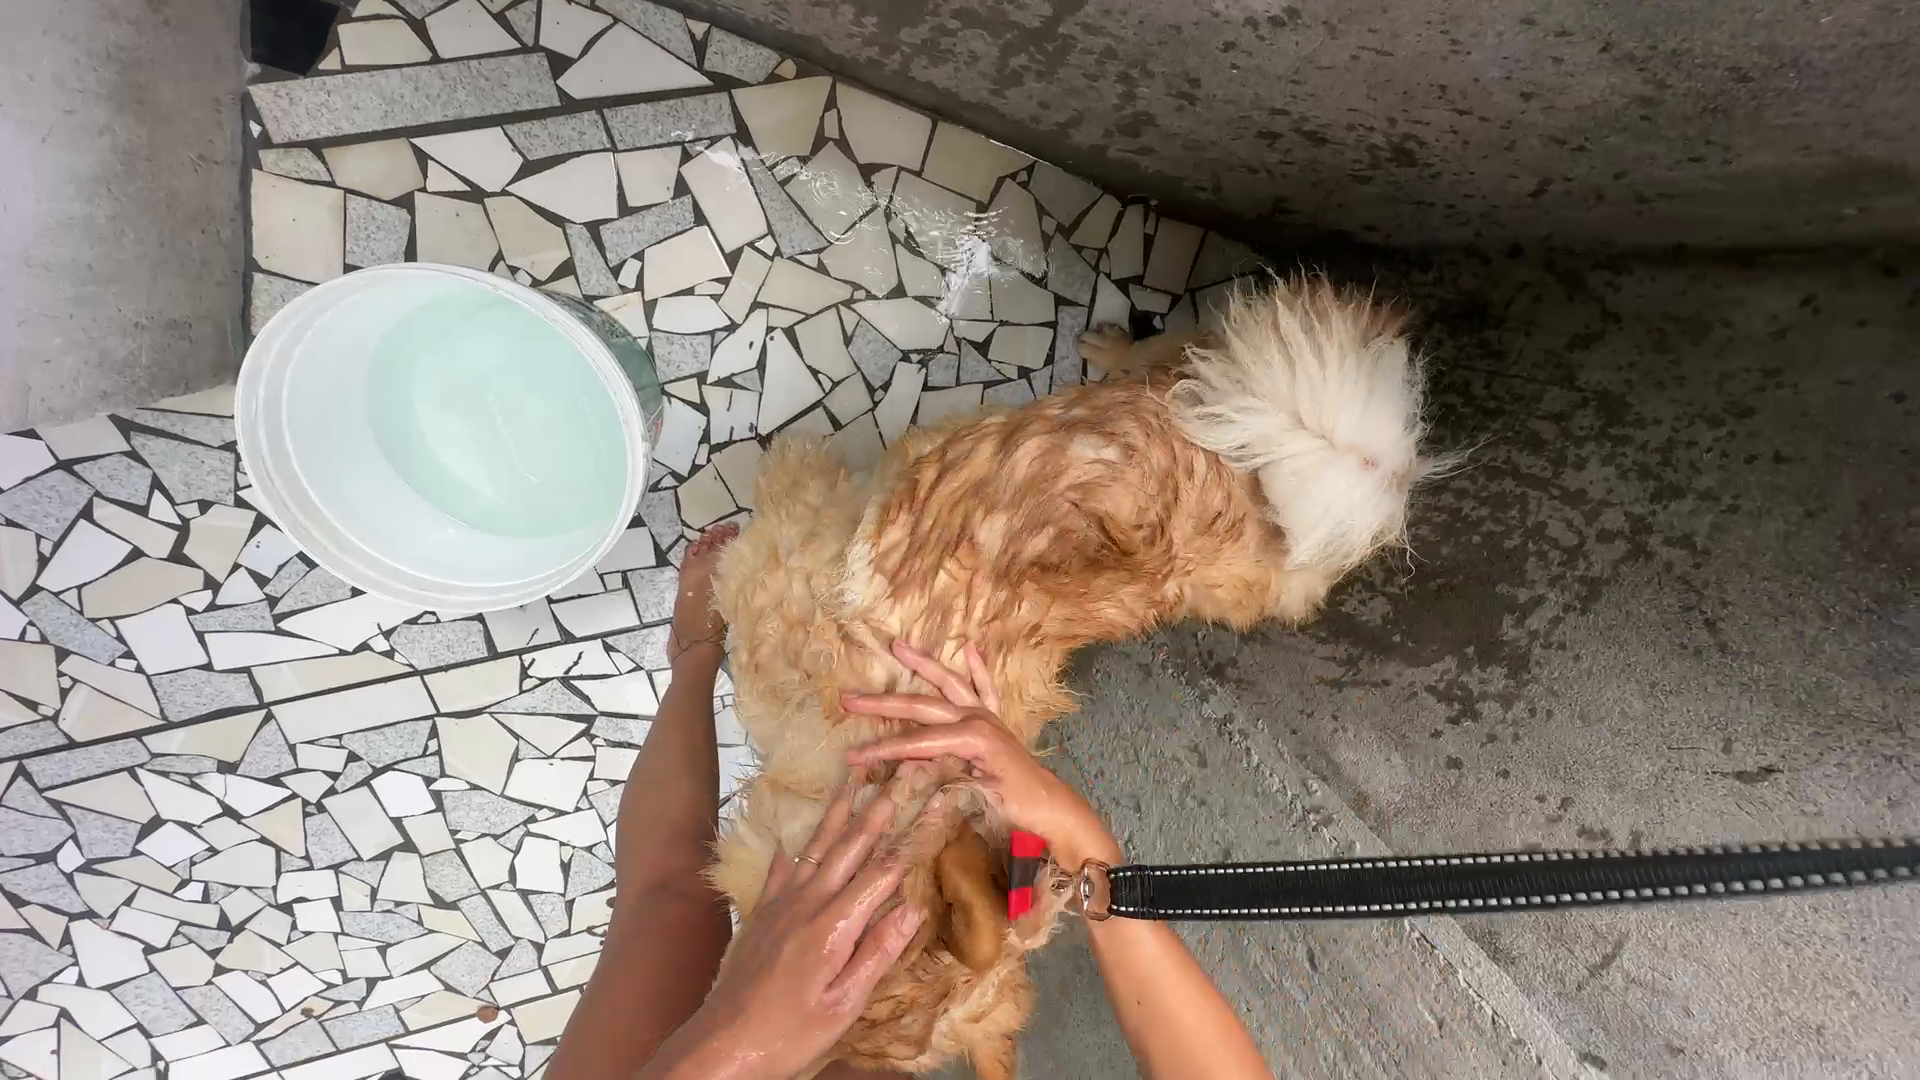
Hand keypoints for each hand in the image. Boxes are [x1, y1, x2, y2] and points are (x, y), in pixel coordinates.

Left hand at [641, 783, 925, 1079]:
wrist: (721, 1045)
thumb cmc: (789, 1033)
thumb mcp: (843, 1005)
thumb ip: (877, 952)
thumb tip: (913, 908)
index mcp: (833, 926)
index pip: (881, 874)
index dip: (908, 842)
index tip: (930, 811)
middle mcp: (807, 903)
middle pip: (848, 848)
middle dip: (874, 813)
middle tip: (893, 781)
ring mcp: (781, 903)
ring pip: (815, 846)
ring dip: (836, 812)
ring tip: (850, 781)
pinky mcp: (761, 911)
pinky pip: (778, 868)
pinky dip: (789, 846)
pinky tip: (790, 832)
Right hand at [841, 641, 1123, 869]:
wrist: (1054, 808)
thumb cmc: (1017, 808)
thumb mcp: (976, 799)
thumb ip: (942, 783)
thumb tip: (908, 775)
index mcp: (971, 736)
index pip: (915, 742)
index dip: (881, 750)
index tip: (850, 756)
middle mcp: (976, 717)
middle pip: (920, 707)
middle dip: (882, 703)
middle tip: (847, 698)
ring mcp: (986, 715)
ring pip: (948, 683)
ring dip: (922, 664)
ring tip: (898, 644)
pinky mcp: (996, 720)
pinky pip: (986, 688)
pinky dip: (978, 667)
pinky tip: (970, 648)